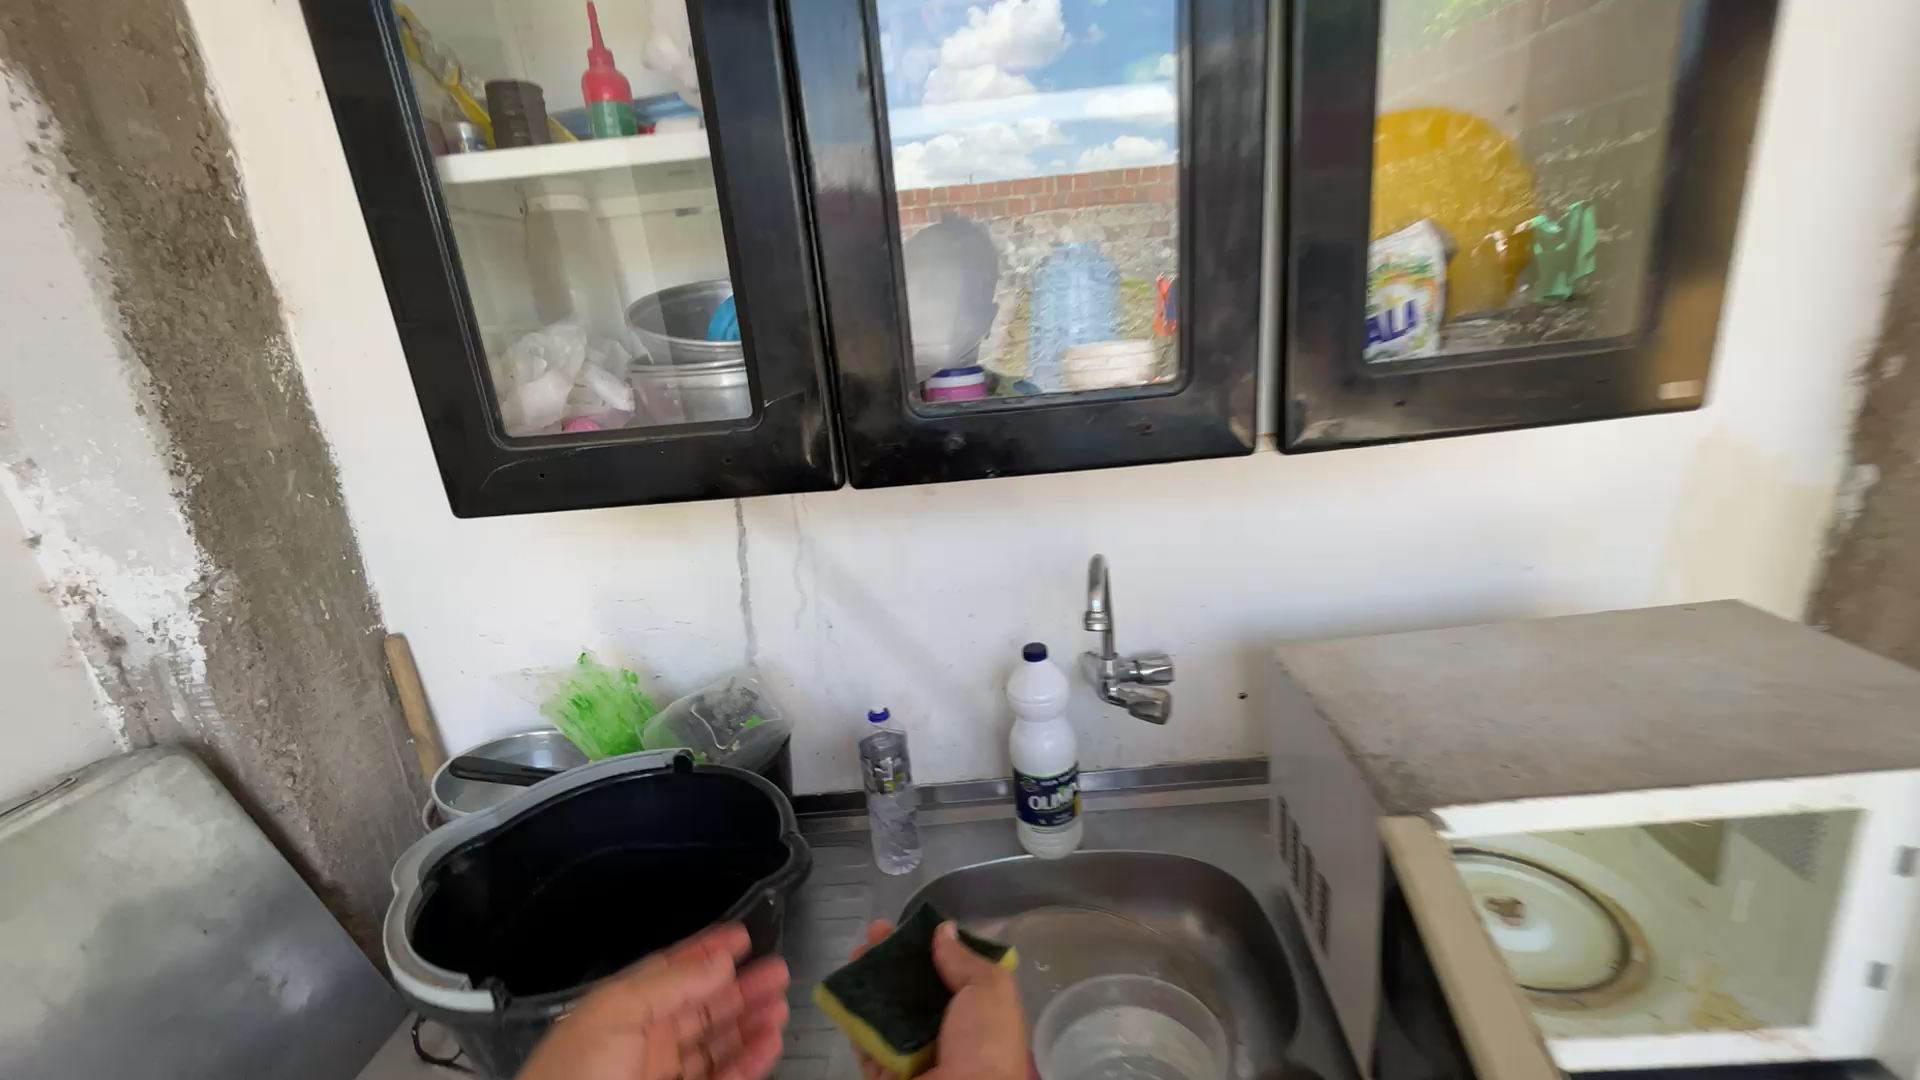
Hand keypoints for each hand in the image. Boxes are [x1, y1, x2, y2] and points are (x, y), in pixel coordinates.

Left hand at [516, 922, 790, 1079]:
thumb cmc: (576, 1073)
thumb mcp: (616, 1014)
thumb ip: (672, 983)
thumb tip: (722, 960)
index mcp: (625, 1011)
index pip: (674, 972)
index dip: (709, 951)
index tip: (745, 935)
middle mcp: (647, 1041)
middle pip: (703, 1005)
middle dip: (741, 985)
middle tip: (778, 970)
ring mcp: (664, 1076)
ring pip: (717, 1043)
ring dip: (749, 1022)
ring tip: (780, 1006)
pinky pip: (722, 1079)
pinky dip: (748, 1061)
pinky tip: (769, 1043)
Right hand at [850, 919, 1029, 1079]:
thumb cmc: (984, 1043)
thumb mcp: (991, 989)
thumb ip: (964, 958)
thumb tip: (943, 929)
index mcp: (974, 1013)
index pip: (948, 971)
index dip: (928, 945)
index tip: (909, 924)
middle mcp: (943, 1030)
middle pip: (912, 985)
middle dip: (892, 956)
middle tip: (873, 931)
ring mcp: (911, 1052)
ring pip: (885, 1007)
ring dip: (869, 978)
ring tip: (856, 951)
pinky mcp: (884, 1070)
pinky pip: (865, 1037)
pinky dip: (853, 1013)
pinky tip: (846, 986)